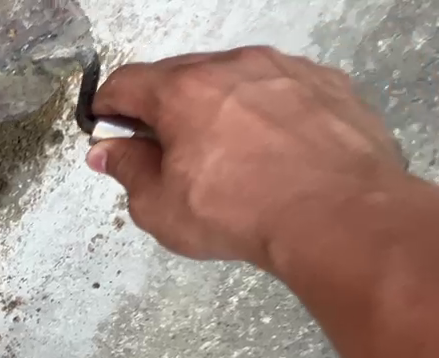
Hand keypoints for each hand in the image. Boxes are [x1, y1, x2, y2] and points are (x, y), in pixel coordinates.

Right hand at [87, 47, 410, 271]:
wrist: (335, 211)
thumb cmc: (235, 210)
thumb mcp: (155, 203)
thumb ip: (127, 168)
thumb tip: (107, 150)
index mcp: (184, 91)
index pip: (126, 82)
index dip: (105, 107)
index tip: (103, 130)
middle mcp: (235, 65)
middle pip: (178, 73)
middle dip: (155, 106)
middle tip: (152, 148)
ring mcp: (286, 69)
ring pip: (228, 77)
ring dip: (206, 106)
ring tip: (208, 152)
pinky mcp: (326, 83)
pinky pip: (273, 88)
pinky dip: (252, 110)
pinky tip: (255, 149)